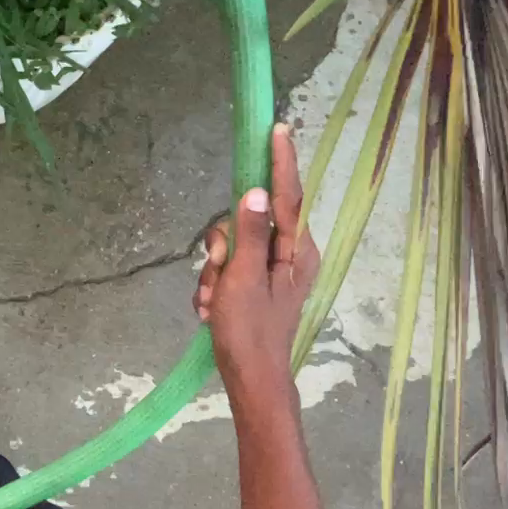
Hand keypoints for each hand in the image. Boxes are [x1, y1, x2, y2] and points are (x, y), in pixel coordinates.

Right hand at [194, 123, 319, 390]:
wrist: (250, 380)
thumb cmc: (250, 332)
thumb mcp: (245, 280)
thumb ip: (250, 234)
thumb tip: (257, 191)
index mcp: (296, 251)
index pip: (288, 196)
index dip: (280, 162)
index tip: (278, 128)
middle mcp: (287, 255)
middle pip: (247, 222)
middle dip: (222, 248)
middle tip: (217, 275)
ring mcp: (269, 271)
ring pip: (230, 247)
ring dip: (214, 273)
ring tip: (213, 302)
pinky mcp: (254, 286)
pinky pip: (226, 270)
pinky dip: (214, 287)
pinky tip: (211, 310)